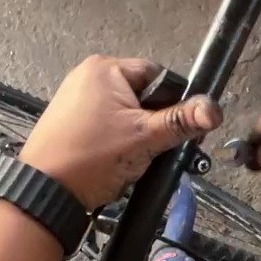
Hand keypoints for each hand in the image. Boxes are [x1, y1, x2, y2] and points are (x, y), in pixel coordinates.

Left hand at [19, 56, 221, 207]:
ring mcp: (77, 100)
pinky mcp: (71, 123)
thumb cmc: (90, 159)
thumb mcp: (144, 139)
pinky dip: (118, 143)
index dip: (173, 104)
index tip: (176, 130)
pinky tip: (116, 161)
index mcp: (106, 68)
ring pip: (127, 115)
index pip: (159, 77)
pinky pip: (108, 127)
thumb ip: (180, 122)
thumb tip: (214, 110)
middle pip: (143, 96)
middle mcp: (89, 77)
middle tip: (153, 150)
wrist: (46, 191)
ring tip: (132, 159)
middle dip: (153, 124)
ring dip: (137, 137)